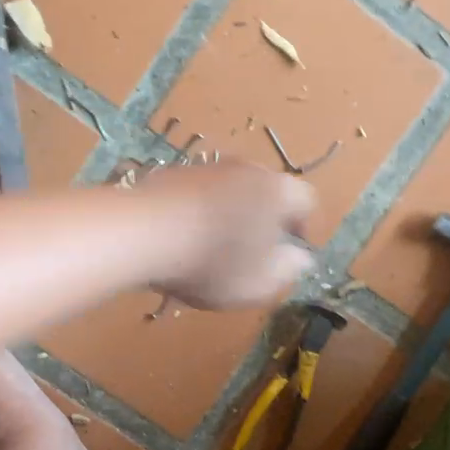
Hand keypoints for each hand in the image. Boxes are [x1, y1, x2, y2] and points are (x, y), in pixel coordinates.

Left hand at [140, 162, 315, 309]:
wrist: (141, 232)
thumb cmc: (214, 262)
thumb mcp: (261, 283)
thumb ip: (288, 270)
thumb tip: (300, 258)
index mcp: (280, 191)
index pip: (307, 201)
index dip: (304, 228)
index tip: (290, 253)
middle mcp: (248, 168)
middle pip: (268, 192)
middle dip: (265, 222)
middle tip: (253, 255)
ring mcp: (207, 167)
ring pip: (232, 192)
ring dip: (230, 218)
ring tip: (214, 252)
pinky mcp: (173, 173)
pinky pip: (199, 195)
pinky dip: (199, 215)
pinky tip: (184, 242)